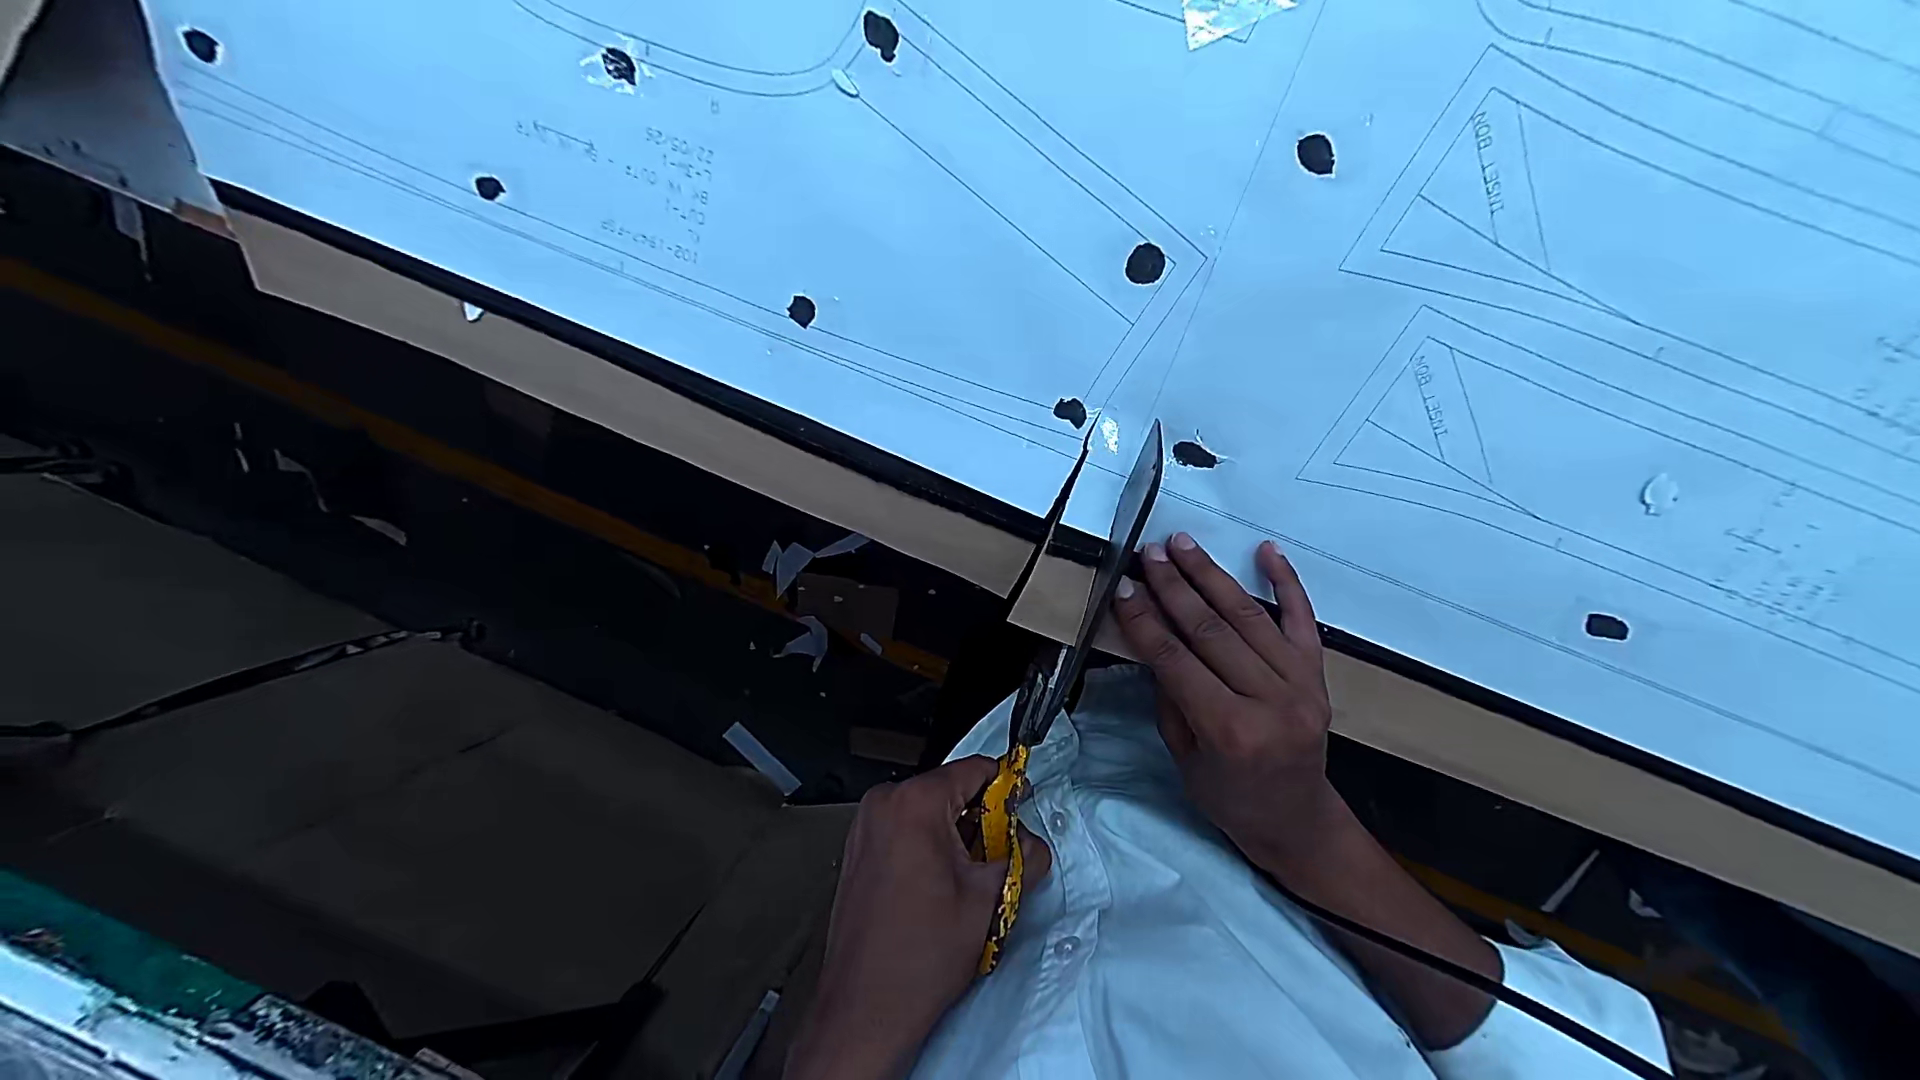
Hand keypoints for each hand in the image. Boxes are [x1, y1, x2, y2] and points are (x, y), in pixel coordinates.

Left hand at [786, 756, 1049, 1079]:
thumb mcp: (989, 900)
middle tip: (1000, 854)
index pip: (974, 769)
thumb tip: (1033, 843)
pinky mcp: (858, 847)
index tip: (1021, 804)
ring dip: (957, 834)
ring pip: (929, 810)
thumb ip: (1024, 857)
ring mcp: (866, 824)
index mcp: (915, 802)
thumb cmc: (918, 958)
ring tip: (969, 878)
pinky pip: (905, 827)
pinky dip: (930, 843)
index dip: (1006, 786)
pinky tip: (941, 883)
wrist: (863, 1010)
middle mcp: (884, 803)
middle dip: (982, 818)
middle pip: (951, 789)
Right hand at [1111, 534, 1338, 864]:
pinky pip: (1302, 620)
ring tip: (1183, 544)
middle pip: (1211, 630)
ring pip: (1248, 617)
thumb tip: (1154, 634)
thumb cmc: (1230, 799)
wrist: (1298, 821)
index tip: (1123, 587)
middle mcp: (1271, 702)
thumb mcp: (1184, 755)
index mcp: (1230, 730)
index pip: (1176, 660)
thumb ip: (1171, 694)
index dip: (1144, 620)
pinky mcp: (1319, 676)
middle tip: (1149, 553)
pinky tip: (1267, 552)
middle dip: (1173, 586)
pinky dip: (1286, 583)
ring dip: (1211, 575)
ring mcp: (1302, 685)